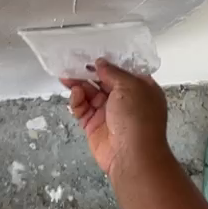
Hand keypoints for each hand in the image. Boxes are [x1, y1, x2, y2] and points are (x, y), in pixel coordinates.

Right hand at [63, 58, 170, 178]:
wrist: (132, 156)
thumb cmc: (137, 118)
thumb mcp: (130, 86)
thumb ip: (113, 72)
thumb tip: (100, 63)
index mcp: (140, 88)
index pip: (122, 70)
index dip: (108, 62)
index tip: (92, 52)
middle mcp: (125, 100)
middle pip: (103, 81)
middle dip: (88, 72)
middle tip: (72, 63)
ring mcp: (108, 113)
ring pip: (90, 94)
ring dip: (78, 84)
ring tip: (67, 77)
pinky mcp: (93, 125)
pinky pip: (82, 109)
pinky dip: (77, 101)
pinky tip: (75, 94)